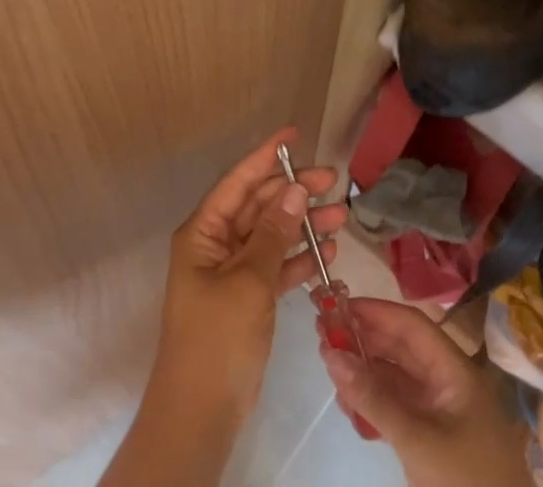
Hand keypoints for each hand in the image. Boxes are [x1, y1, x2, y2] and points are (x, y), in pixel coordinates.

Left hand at [156, 126, 347, 416]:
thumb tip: (294, 189)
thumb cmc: (218, 336)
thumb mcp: (248, 280)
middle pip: (258, 206)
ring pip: (272, 236)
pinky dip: (299, 259)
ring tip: (341, 217)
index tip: (295, 135)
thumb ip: (273, 234)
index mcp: (204, 232)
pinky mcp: (248, 299)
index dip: (265, 156)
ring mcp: (232, 273)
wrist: (202, 407)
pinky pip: (276, 267)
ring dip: (302, 225)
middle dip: (293, 191)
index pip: (238, 182)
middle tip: (333, 181)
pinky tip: (327, 254)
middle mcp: (216, 245)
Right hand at [322, 299, 531, 486]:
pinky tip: (347, 404)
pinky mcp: (430, 436)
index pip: (412, 325)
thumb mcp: (417, 439)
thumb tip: (331, 354)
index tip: (337, 306)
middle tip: (322, 333)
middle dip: (363, 339)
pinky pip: (395, 405)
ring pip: (395, 377)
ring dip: (363, 371)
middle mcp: (447, 382)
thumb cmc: (465, 480)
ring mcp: (439, 410)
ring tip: (329, 368)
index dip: (375, 311)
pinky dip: (371, 401)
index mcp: (455, 371)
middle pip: (401, 348)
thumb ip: (373, 397)